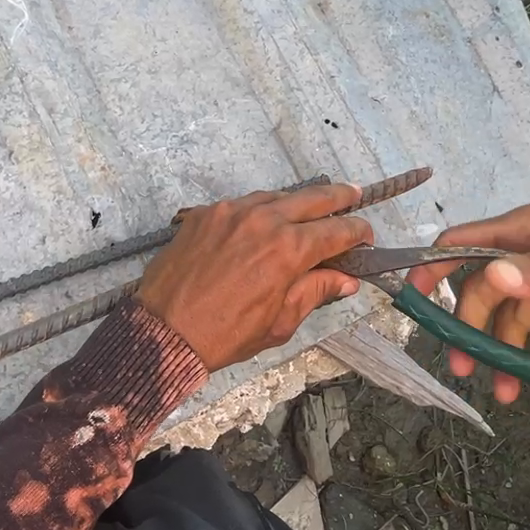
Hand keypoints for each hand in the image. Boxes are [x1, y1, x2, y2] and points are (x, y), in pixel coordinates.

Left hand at [137, 183, 373, 370]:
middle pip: (312, 198)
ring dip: (296, 203)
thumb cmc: (225, 335)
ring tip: (308, 210)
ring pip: (275, 196)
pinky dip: (260, 210)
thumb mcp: (279, 322)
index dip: (358, 232)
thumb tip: (345, 279)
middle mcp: (263, 220)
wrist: (163, 330)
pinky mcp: (205, 214)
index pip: (337, 231)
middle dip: (339, 197)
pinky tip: (263, 222)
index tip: (367, 237)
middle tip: (354, 194)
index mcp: (288, 250)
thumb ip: (315, 292)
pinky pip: (242, 204)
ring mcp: (231, 211)